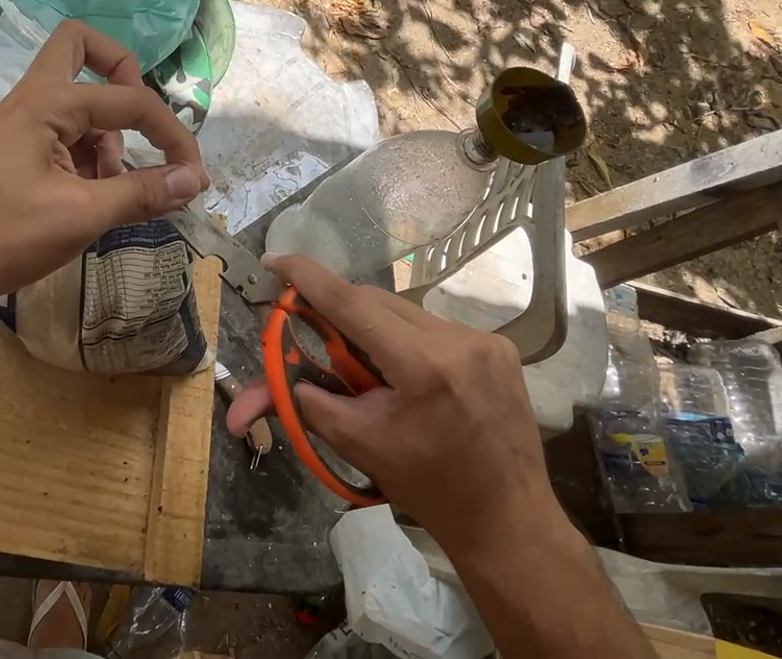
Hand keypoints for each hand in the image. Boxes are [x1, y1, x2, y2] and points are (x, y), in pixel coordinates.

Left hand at [0, 20, 207, 305]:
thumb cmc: (0, 235)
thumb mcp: (80, 216)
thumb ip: (140, 193)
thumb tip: (193, 181)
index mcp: (48, 102)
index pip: (131, 100)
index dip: (173, 135)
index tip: (195, 178)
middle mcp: (33, 99)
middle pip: (82, 48)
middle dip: (124, 74)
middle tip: (141, 124)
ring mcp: (20, 124)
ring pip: (78, 100)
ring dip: (108, 135)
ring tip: (112, 191)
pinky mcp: (15, 150)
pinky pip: (63, 133)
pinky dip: (88, 156)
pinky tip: (90, 201)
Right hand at [225, 255, 557, 554]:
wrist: (508, 522)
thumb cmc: (428, 487)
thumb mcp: (356, 442)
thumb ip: (307, 398)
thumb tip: (273, 369)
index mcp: (422, 364)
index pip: (350, 302)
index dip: (306, 276)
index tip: (274, 259)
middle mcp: (458, 339)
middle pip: (375, 301)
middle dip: (337, 310)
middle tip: (309, 329)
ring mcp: (485, 340)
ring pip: (404, 311)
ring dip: (372, 326)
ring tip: (364, 367)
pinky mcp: (500, 348)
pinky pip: (433, 326)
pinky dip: (406, 338)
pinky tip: (406, 374)